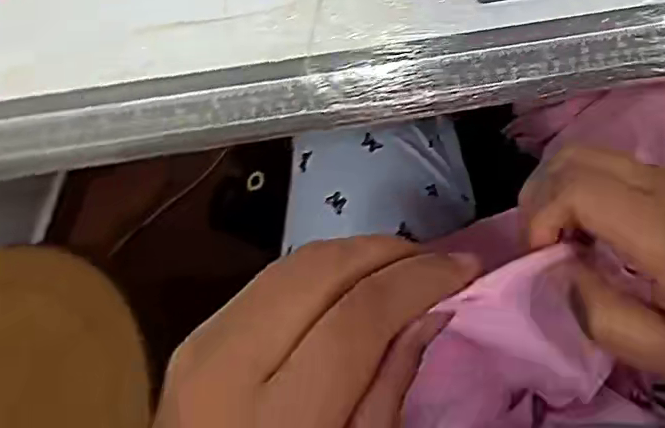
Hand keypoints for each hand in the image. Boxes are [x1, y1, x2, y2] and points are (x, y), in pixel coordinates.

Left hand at [156, 235, 479, 427]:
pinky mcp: (199, 333)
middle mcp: (228, 367)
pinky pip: (277, 274)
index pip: (358, 316)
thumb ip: (389, 389)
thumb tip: (430, 308)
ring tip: (406, 267)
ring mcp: (205, 342)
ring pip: (301, 259)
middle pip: (326, 268)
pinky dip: (326, 266)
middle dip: (393, 253)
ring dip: (362, 252)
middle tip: (439, 263)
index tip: (465, 267)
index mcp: (275, 422)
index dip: (419, 279)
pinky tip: (356, 278)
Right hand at [522, 147, 664, 427]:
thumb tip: (563, 274)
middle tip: (537, 244)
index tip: (537, 261)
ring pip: (599, 153)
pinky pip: (624, 167)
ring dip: (566, 185)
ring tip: (562, 240)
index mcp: (661, 229)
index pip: (575, 185)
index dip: (539, 215)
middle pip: (579, 155)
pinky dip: (594, 185)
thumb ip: (605, 317)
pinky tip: (602, 232)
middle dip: (542, 191)